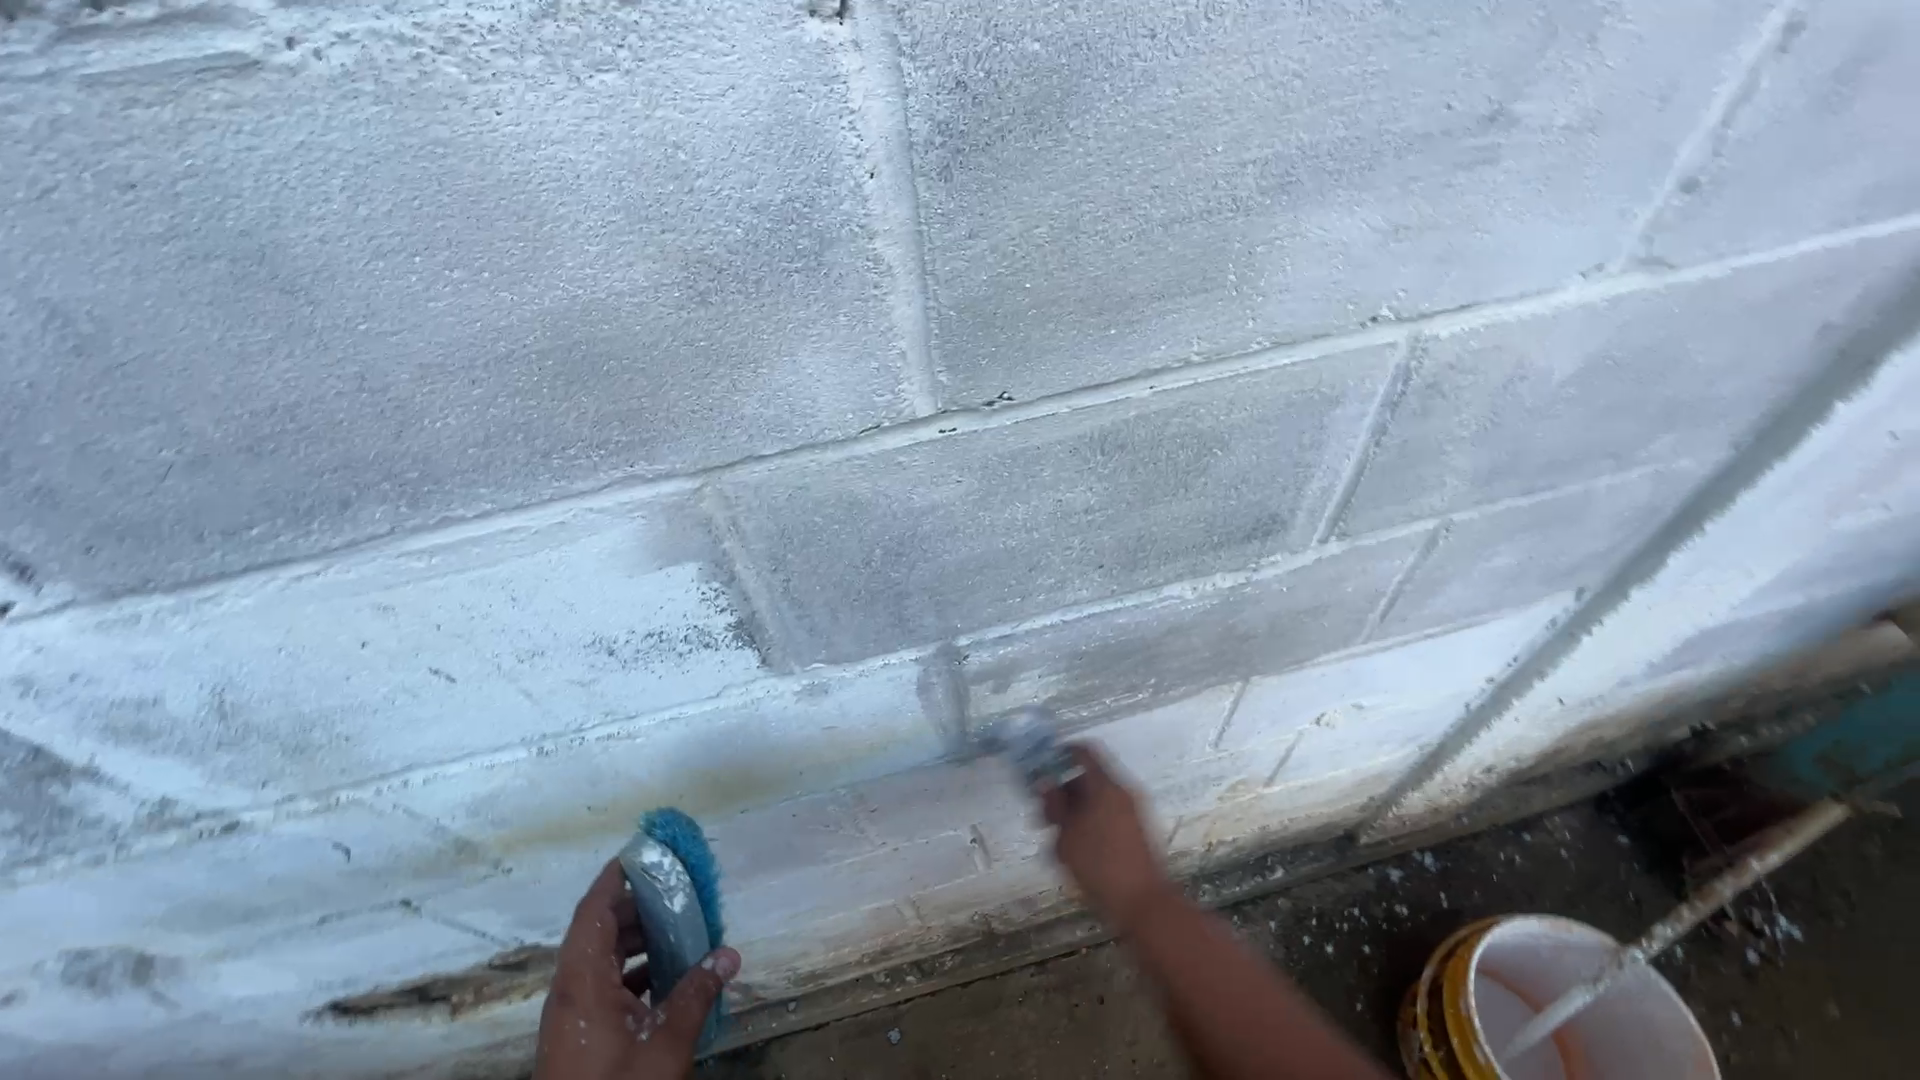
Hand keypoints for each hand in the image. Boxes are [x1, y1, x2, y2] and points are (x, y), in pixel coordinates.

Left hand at [534, 860, 740, 1079]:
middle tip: (679, 890)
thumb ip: (697, 994)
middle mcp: (569, 992)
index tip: (643, 852)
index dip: (615, 879)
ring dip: (637, 939)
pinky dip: (634, 969)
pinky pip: (604, 985)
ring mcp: (572, 1017)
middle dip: (638, 906)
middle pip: (598, 931)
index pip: (593, 913)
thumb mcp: (665, 1045)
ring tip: (680, 928)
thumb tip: (730, 953)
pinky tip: (669, 976)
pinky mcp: (580, 1037)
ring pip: (601, 959)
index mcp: (580, 983)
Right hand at [1040, 744, 1175, 931]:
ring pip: (1097, 797)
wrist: (1143, 902)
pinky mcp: (1135, 830)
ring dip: (1075, 808)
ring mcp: (1132, 811)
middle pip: (1089, 776)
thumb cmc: (1100, 866)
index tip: (1041, 768)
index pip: (1083, 752)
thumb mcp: (1067, 836)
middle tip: (1044, 814)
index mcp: (1106, 785)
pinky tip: (1075, 847)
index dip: (1060, 754)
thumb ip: (1055, 805)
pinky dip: (1089, 820)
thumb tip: (1045, 784)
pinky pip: (1107, 813)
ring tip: (1057, 836)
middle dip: (1063, 790)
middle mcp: (1122, 791)